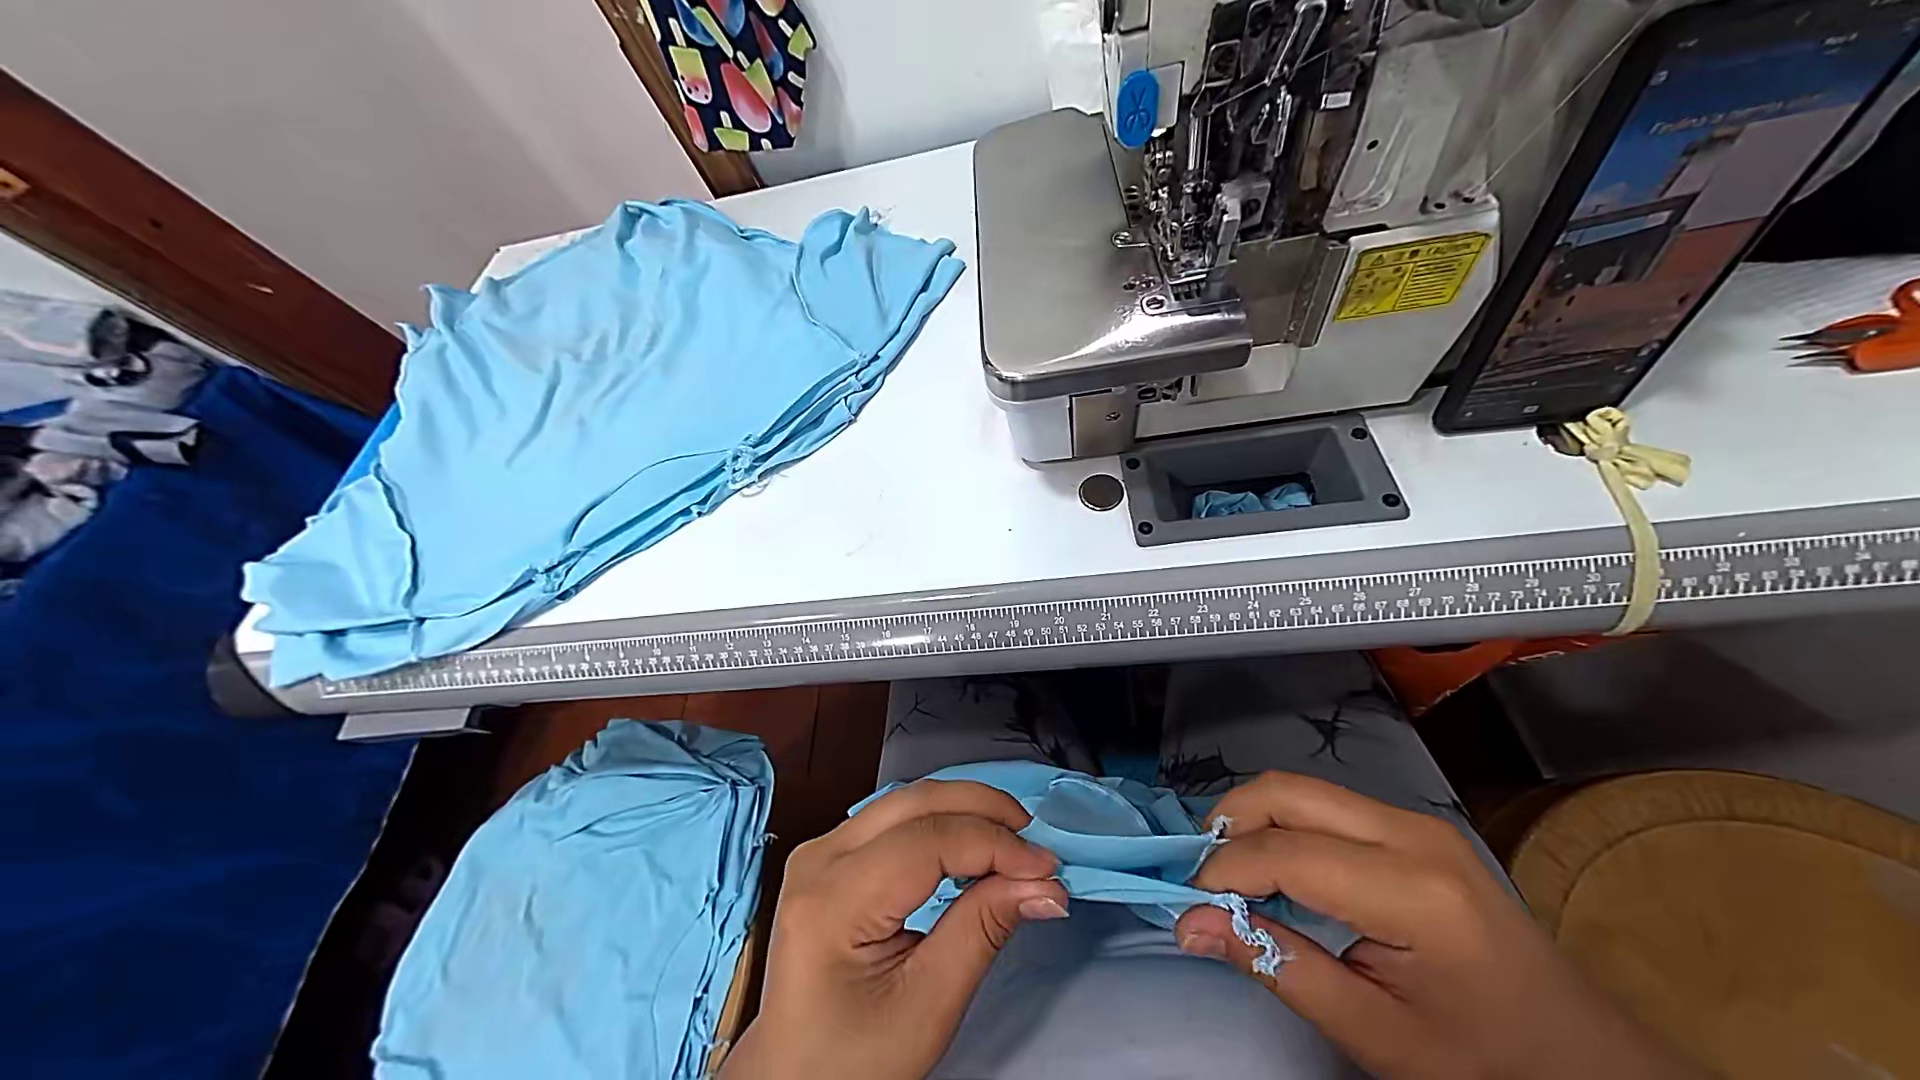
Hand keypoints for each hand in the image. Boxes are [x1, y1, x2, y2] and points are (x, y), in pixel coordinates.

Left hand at [721, 780, 1069, 1079]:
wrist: (793, 1075)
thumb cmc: (852, 1058)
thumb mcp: (927, 1007)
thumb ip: (983, 930)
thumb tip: (1041, 884)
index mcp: (831, 899)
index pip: (927, 840)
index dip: (995, 844)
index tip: (1046, 867)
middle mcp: (819, 858)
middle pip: (916, 802)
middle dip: (985, 810)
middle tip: (1035, 844)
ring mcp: (821, 850)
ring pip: (908, 799)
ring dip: (967, 810)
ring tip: (1013, 843)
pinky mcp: (831, 853)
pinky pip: (896, 816)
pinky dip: (944, 821)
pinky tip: (973, 843)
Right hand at [1174, 772, 1711, 1079]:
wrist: (1592, 1063)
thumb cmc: (1487, 1061)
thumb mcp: (1378, 1035)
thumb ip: (1279, 967)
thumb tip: (1190, 924)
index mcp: (1414, 890)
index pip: (1286, 852)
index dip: (1222, 872)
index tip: (1184, 903)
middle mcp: (1413, 833)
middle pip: (1287, 793)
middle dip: (1227, 824)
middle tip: (1200, 878)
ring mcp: (1418, 823)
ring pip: (1301, 790)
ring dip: (1251, 821)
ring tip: (1228, 874)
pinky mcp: (1416, 829)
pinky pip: (1325, 805)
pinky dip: (1281, 826)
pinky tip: (1273, 867)